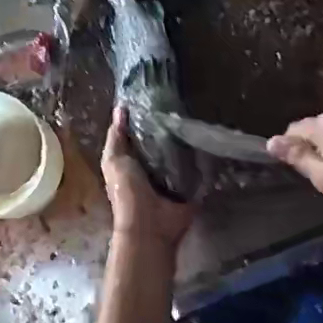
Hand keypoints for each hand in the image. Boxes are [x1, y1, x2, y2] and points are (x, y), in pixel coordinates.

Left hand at [103, 107, 192, 246]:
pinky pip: (198, 170)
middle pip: (161, 143)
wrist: (150, 225)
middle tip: (183, 105)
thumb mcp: (113, 160)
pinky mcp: (190, 188)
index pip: (140, 135)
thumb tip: (119, 108)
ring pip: (180, 154)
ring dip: (187, 141)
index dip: (145, 118)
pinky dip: (203, 158)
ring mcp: (172, 178)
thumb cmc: (127, 191)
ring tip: (198, 117)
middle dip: (169, 128)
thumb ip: (116, 136)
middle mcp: (151, 168)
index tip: (159, 97)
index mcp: (131, 162)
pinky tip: (209, 139)